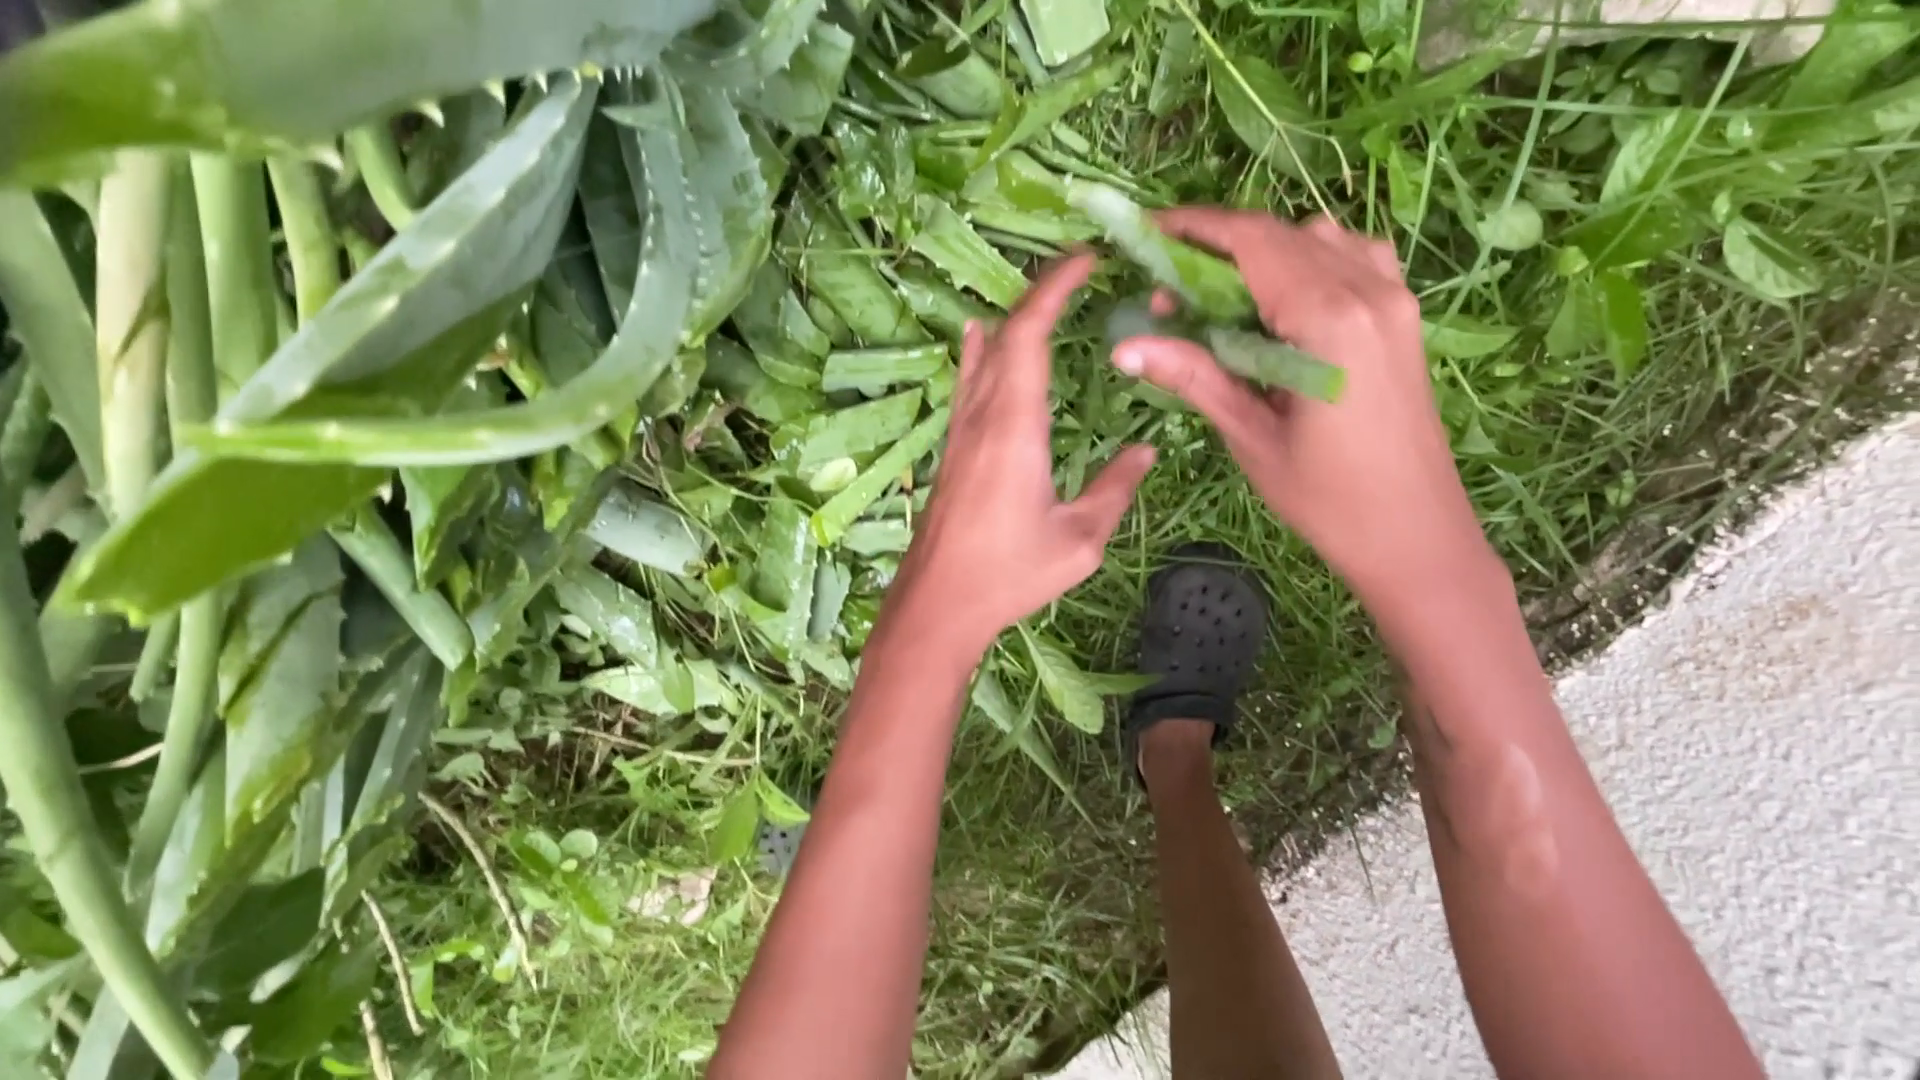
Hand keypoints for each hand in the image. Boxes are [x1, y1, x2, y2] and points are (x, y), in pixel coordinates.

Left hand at [892, 253, 1155, 656]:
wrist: (938, 603)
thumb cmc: (1009, 574)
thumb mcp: (1079, 539)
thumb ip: (1115, 489)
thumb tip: (1147, 451)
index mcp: (1015, 427)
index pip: (1029, 335)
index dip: (1054, 289)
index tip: (1085, 260)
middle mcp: (982, 417)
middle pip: (1005, 334)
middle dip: (1040, 293)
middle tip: (1080, 271)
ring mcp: (961, 432)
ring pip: (982, 355)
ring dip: (1013, 318)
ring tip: (1044, 294)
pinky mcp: (953, 449)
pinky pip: (969, 382)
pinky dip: (984, 350)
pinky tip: (982, 339)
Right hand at [1111, 210, 1491, 598]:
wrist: (1415, 535)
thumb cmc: (1329, 500)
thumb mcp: (1252, 437)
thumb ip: (1194, 376)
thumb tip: (1124, 346)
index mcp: (1330, 320)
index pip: (1253, 242)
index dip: (1195, 229)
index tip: (1147, 232)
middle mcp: (1369, 291)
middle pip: (1282, 235)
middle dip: (1218, 247)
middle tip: (1168, 288)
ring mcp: (1394, 299)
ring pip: (1318, 239)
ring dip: (1262, 253)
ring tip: (1219, 298)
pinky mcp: (1402, 316)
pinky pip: (1351, 259)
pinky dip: (1306, 262)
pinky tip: (1281, 301)